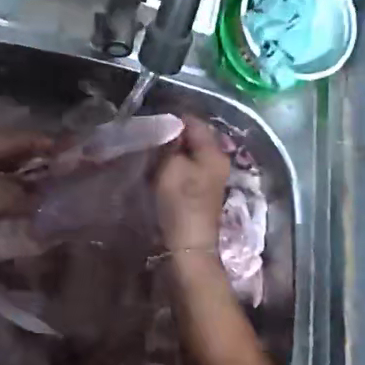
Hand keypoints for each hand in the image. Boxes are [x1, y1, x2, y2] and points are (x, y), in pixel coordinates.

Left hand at [0, 131, 52, 273]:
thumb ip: (14, 190)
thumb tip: (39, 198)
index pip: (5, 140)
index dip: (35, 140)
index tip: (66, 147)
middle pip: (5, 164)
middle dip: (35, 166)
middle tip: (66, 174)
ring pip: (3, 192)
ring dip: (28, 194)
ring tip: (56, 199)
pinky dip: (16, 218)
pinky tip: (35, 225)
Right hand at [155, 116, 230, 253]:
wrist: (187, 247)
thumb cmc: (180, 203)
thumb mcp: (170, 166)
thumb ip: (170, 143)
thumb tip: (169, 128)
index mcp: (214, 152)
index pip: (193, 121)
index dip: (171, 118)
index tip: (149, 120)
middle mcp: (218, 161)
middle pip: (193, 137)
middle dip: (171, 136)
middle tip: (147, 137)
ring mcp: (211, 178)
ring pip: (188, 154)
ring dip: (170, 153)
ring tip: (149, 153)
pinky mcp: (201, 192)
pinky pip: (186, 169)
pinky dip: (172, 167)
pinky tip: (157, 171)